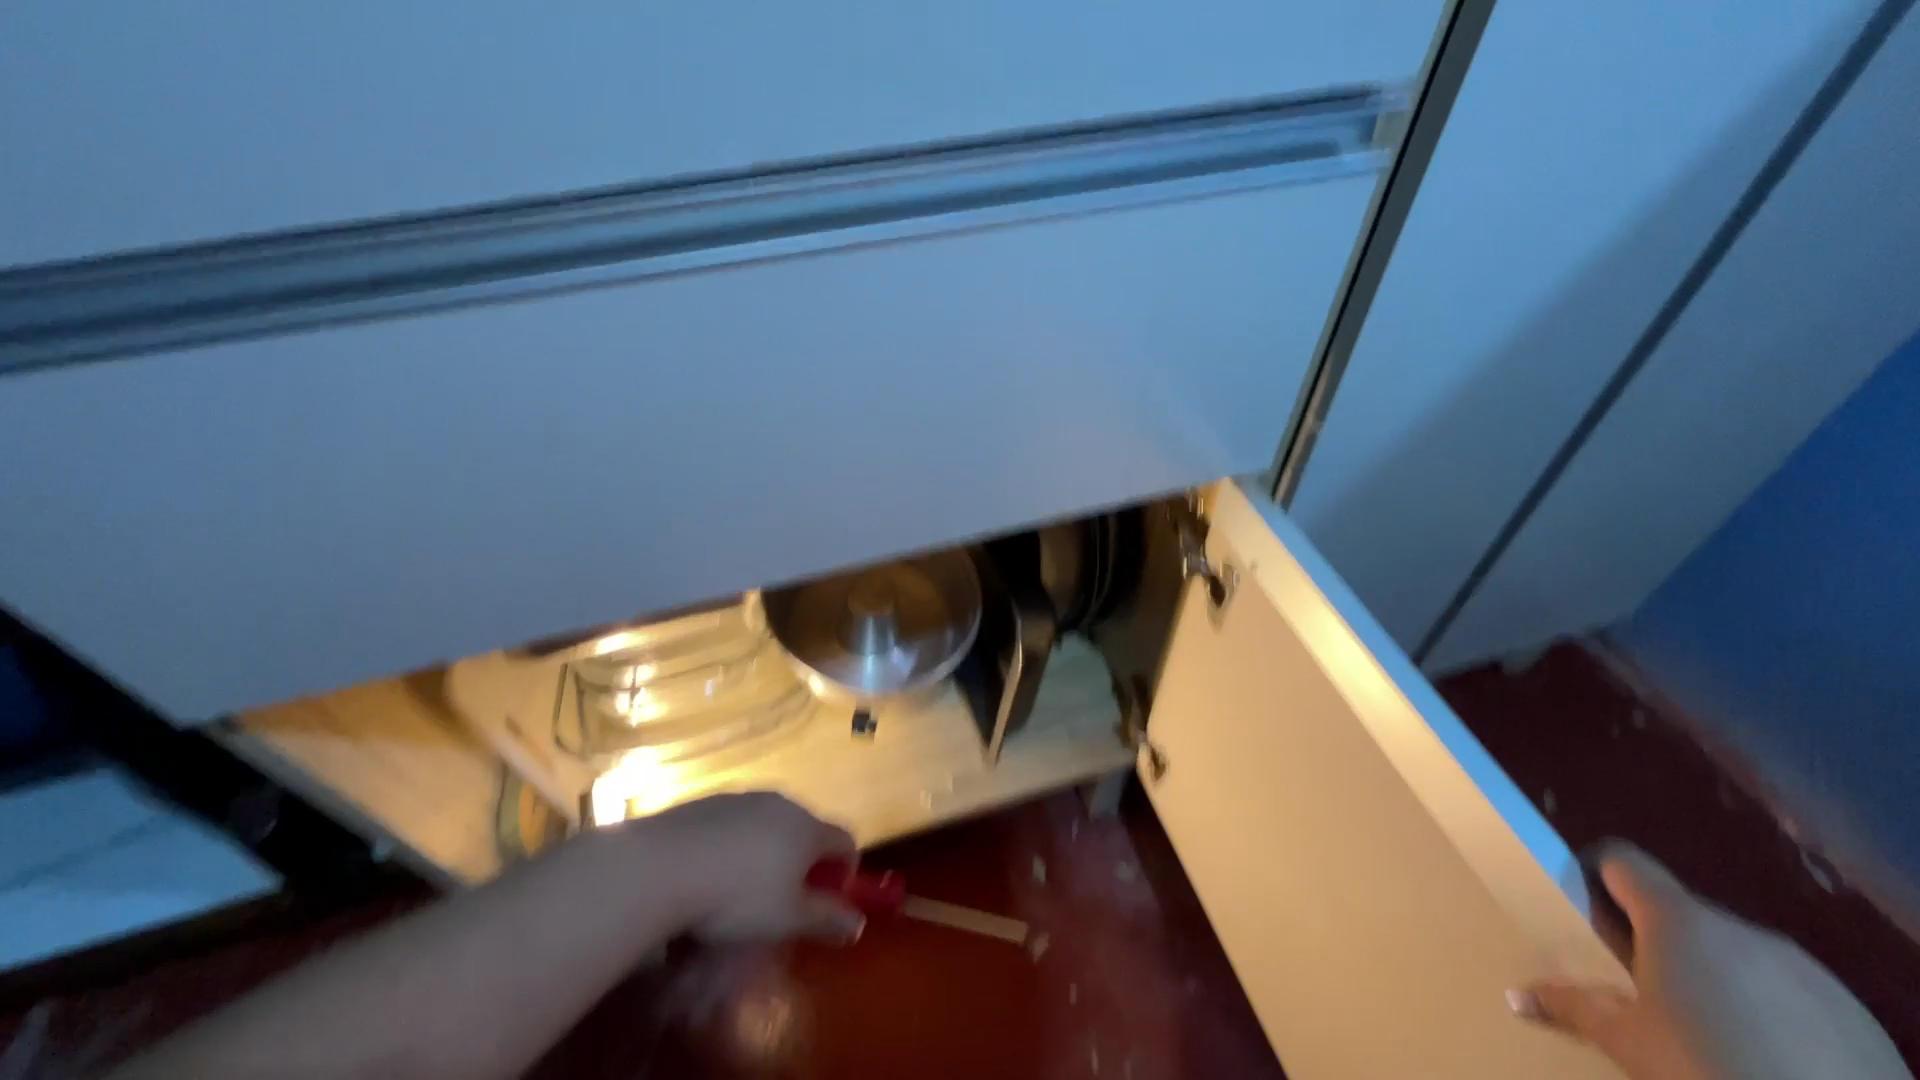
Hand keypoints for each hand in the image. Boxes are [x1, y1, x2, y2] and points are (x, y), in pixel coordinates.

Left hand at [624, 792, 864, 944]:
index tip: (829, 899)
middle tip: (784, 898)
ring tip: (741, 888)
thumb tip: (858, 924)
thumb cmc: (738, 896)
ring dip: (766, 851)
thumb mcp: (788, 919)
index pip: (845, 839)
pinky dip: (732, 844)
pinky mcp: (704, 801)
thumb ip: (826, 919)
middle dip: (803, 860)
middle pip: (806, 828)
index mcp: (809, 827)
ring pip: (768, 823)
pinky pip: (732, 823)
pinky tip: (709, 874)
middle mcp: (781, 802)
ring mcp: (741, 797)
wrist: (662, 865)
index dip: (845, 869)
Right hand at [1510, 843, 1909, 1079]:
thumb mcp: (1629, 1043)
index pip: (1620, 858)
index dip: (1591, 872)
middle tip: (1630, 985)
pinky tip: (1758, 1052)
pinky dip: (1757, 1002)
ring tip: (1695, 1026)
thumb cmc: (1709, 1069)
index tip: (1578, 908)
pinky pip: (1782, 983)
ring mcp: (1800, 963)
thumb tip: (1515, 993)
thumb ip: (1572, 1006)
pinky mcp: (1847, 1004)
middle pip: (1672, 908)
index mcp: (1677, 920)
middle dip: (1645, 937)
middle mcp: (1737, 925)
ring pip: (1728, 948)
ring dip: (1702, 970)